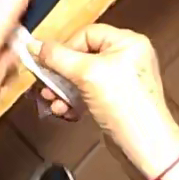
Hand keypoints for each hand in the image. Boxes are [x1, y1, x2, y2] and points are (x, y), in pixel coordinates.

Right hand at [32, 24, 178, 176]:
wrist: (145, 146)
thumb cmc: (126, 106)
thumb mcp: (86, 74)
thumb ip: (56, 57)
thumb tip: (33, 45)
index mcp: (127, 42)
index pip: (85, 34)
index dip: (65, 49)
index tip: (50, 64)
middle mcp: (125, 57)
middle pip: (79, 55)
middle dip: (59, 73)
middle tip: (46, 84)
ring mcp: (119, 78)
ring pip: (79, 75)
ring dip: (61, 89)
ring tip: (53, 101)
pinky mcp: (113, 97)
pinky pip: (85, 90)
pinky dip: (72, 99)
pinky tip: (65, 110)